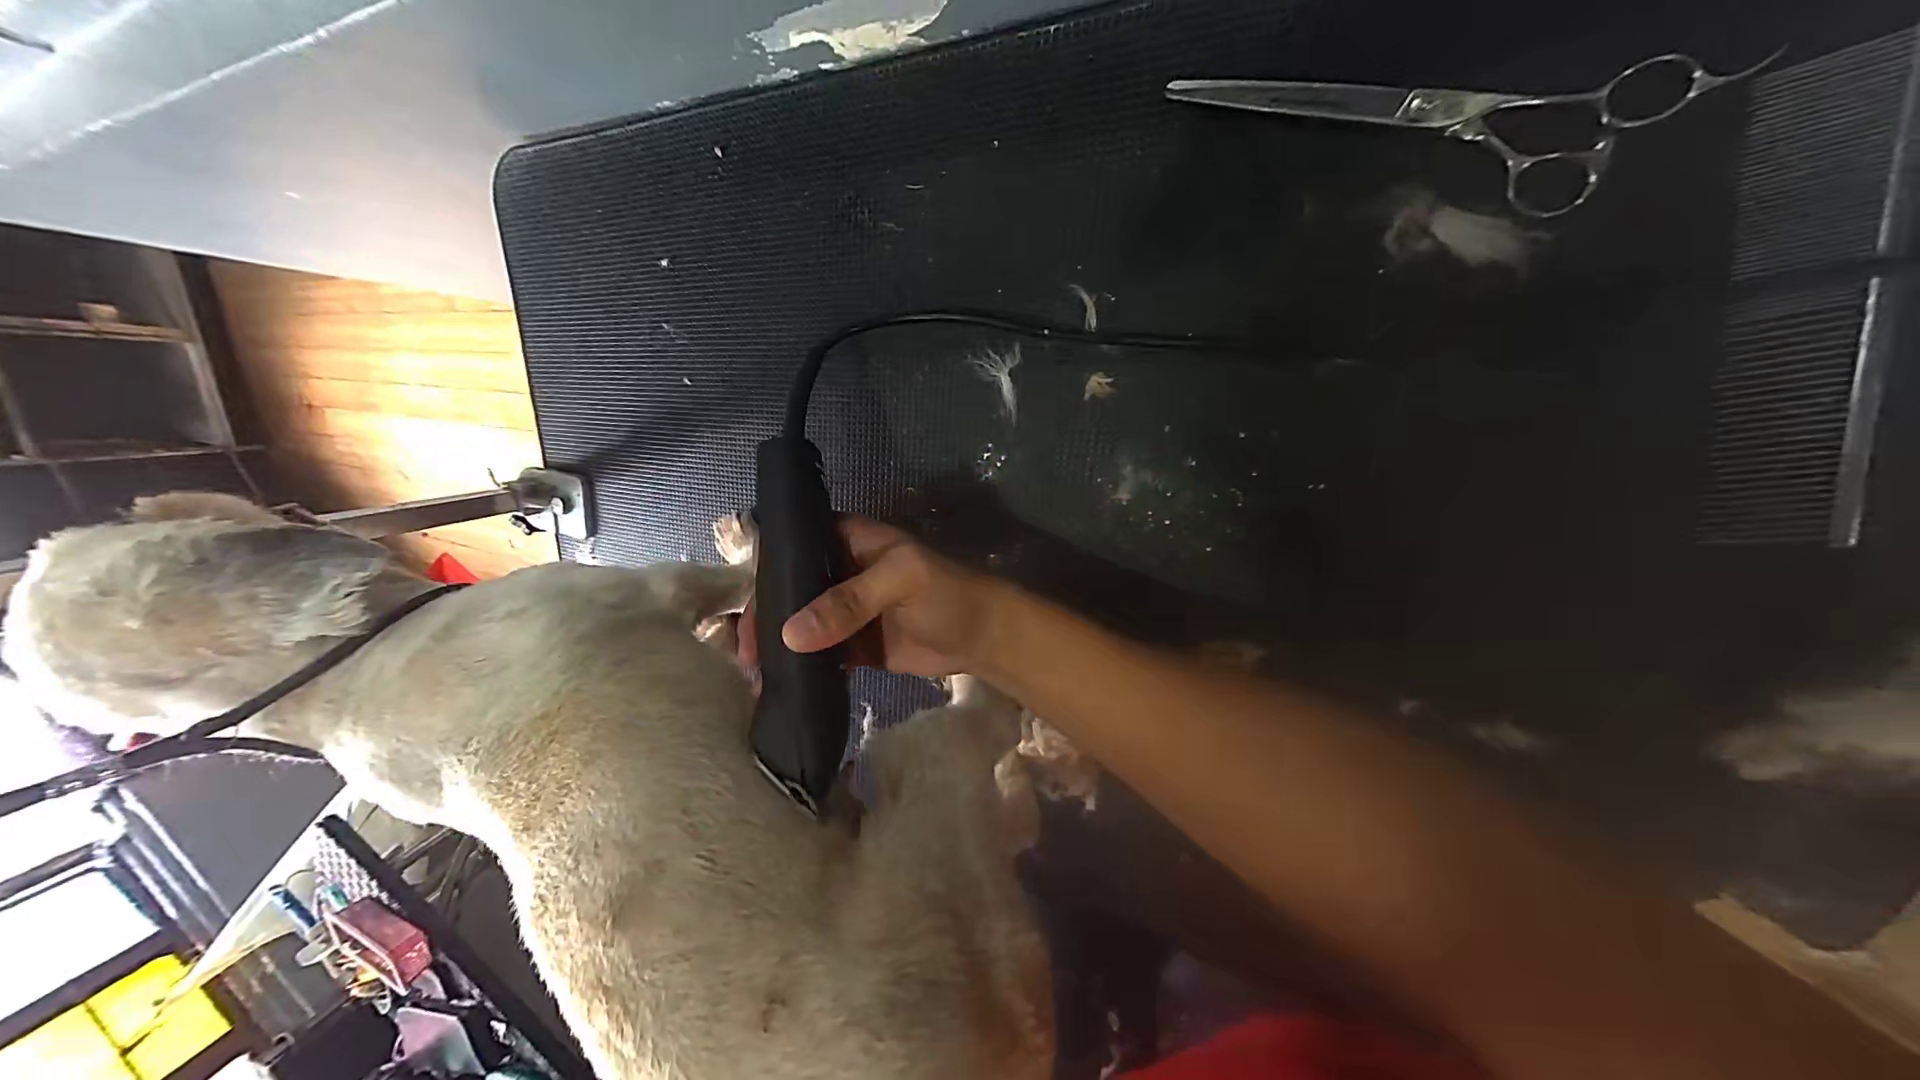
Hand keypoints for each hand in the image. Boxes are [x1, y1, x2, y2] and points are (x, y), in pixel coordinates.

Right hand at [740, 518, 1004, 677]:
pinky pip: (817, 653)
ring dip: (777, 645)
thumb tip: (791, 634)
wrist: (984, 637)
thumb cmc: (949, 592)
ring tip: (753, 673)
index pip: (792, 547)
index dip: (765, 571)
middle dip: (764, 617)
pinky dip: (799, 667)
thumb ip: (849, 602)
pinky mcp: (850, 645)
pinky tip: (778, 685)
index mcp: (846, 540)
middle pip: (788, 590)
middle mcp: (837, 572)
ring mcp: (843, 611)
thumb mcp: (901, 581)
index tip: (743, 605)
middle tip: (746, 651)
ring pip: (798, 624)